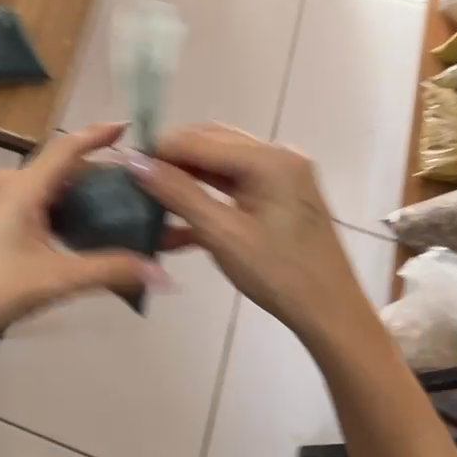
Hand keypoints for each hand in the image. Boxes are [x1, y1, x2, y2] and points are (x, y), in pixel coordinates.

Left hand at [0, 123, 167, 342]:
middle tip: (139, 187)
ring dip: (82, 196)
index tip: (128, 127)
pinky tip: (86, 229)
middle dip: (100, 176)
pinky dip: (63, 209)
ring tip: (121, 208)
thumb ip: (111, 271)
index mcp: (22, 186)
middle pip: (62, 168)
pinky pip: (37, 202)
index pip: (67, 148)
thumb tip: (164, 274)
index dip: (98, 135)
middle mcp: (10, 183)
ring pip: (50, 187)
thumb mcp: (57, 278)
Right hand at [123, 123, 373, 342]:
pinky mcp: (280, 196)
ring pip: (220, 163)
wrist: (331, 315)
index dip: (159, 149)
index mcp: (269, 160)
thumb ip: (177, 192)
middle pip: (211, 143)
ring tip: (151, 194)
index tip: (124, 163)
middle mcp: (278, 156)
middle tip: (135, 178)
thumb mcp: (221, 234)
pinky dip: (207, 195)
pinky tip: (178, 218)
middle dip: (172, 159)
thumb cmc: (279, 274)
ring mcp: (282, 176)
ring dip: (186, 177)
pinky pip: (234, 183)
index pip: (200, 141)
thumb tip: (135, 161)